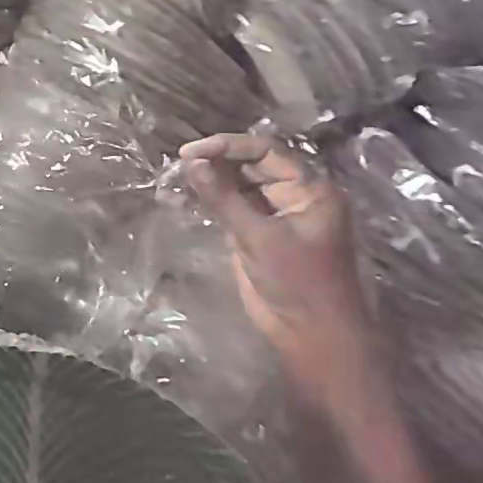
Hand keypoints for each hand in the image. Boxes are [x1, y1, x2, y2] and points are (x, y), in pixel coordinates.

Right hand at [182, 131, 375, 384]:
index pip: (265, 152)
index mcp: (309, 188)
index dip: (227, 147)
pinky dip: (206, 204)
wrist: (312, 335)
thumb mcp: (259, 237)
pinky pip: (228, 209)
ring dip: (204, 184)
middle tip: (175, 168)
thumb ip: (223, 198)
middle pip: (248, 167)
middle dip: (211, 164)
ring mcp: (273, 215)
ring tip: (170, 184)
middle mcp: (292, 195)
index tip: (190, 152)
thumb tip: (192, 163)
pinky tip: (179, 202)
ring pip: (234, 187)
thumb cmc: (298, 283)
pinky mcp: (255, 234)